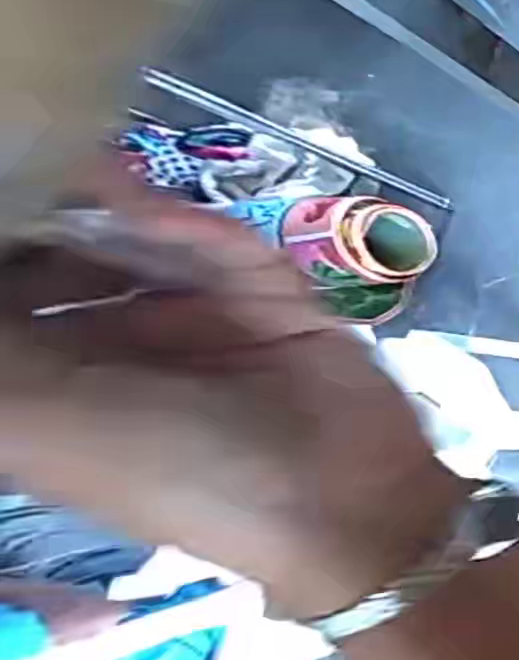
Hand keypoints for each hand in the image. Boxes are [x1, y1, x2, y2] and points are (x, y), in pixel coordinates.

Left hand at [0, 168, 465, 619]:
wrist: (342, 494)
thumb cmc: (175, 470)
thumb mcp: (32, 414)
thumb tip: (8, 228)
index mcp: (39, 377)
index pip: (0, 294)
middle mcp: (115, 343)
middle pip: (60, 255)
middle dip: (43, 211)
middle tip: (34, 165)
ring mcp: (206, 324)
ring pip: (147, 247)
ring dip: (115, 211)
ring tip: (89, 171)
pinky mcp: (284, 311)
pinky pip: (236, 257)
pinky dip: (204, 231)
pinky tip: (168, 213)